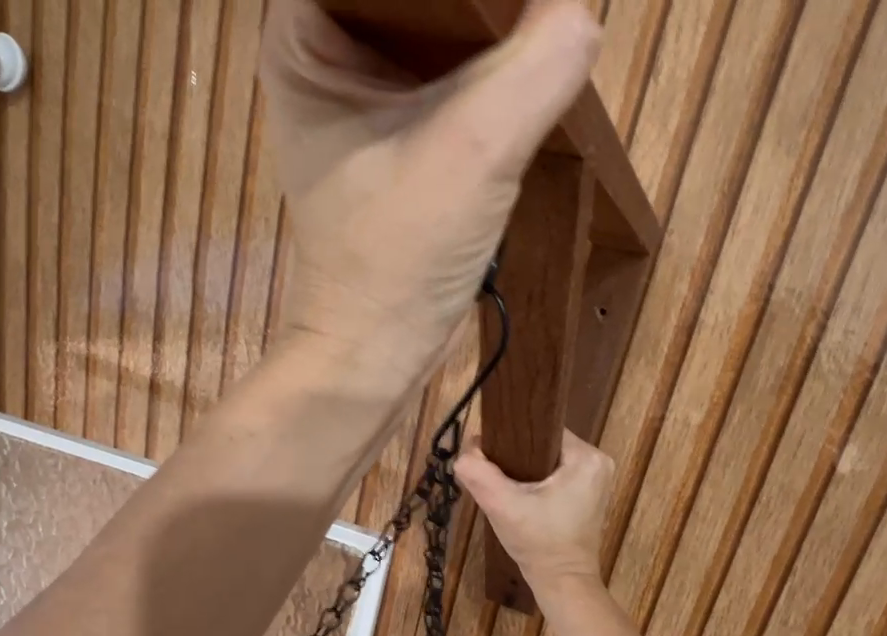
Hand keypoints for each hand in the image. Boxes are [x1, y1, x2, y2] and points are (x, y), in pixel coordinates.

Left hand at [260, 0, 599, 385]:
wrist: (377, 351)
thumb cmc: (398, 258)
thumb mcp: (476, 149)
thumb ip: (538, 62)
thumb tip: (580, 10)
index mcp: (306, 31)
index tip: (512, 3)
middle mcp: (324, 47)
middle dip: (482, 2)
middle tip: (535, 14)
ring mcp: (358, 90)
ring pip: (439, 18)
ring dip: (494, 26)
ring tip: (540, 31)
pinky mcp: (392, 129)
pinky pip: (448, 66)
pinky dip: (489, 66)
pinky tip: (529, 68)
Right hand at [456, 430, 614, 587]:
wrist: (562, 582)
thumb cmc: (538, 543)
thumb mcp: (502, 506)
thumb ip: (478, 474)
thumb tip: (465, 453)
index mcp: (586, 457)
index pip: (541, 429)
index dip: (512, 438)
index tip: (493, 456)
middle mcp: (598, 462)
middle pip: (544, 444)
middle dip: (518, 458)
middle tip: (497, 476)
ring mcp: (597, 479)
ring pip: (549, 460)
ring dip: (527, 471)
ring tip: (508, 487)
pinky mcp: (591, 495)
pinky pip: (558, 476)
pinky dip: (539, 483)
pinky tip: (523, 497)